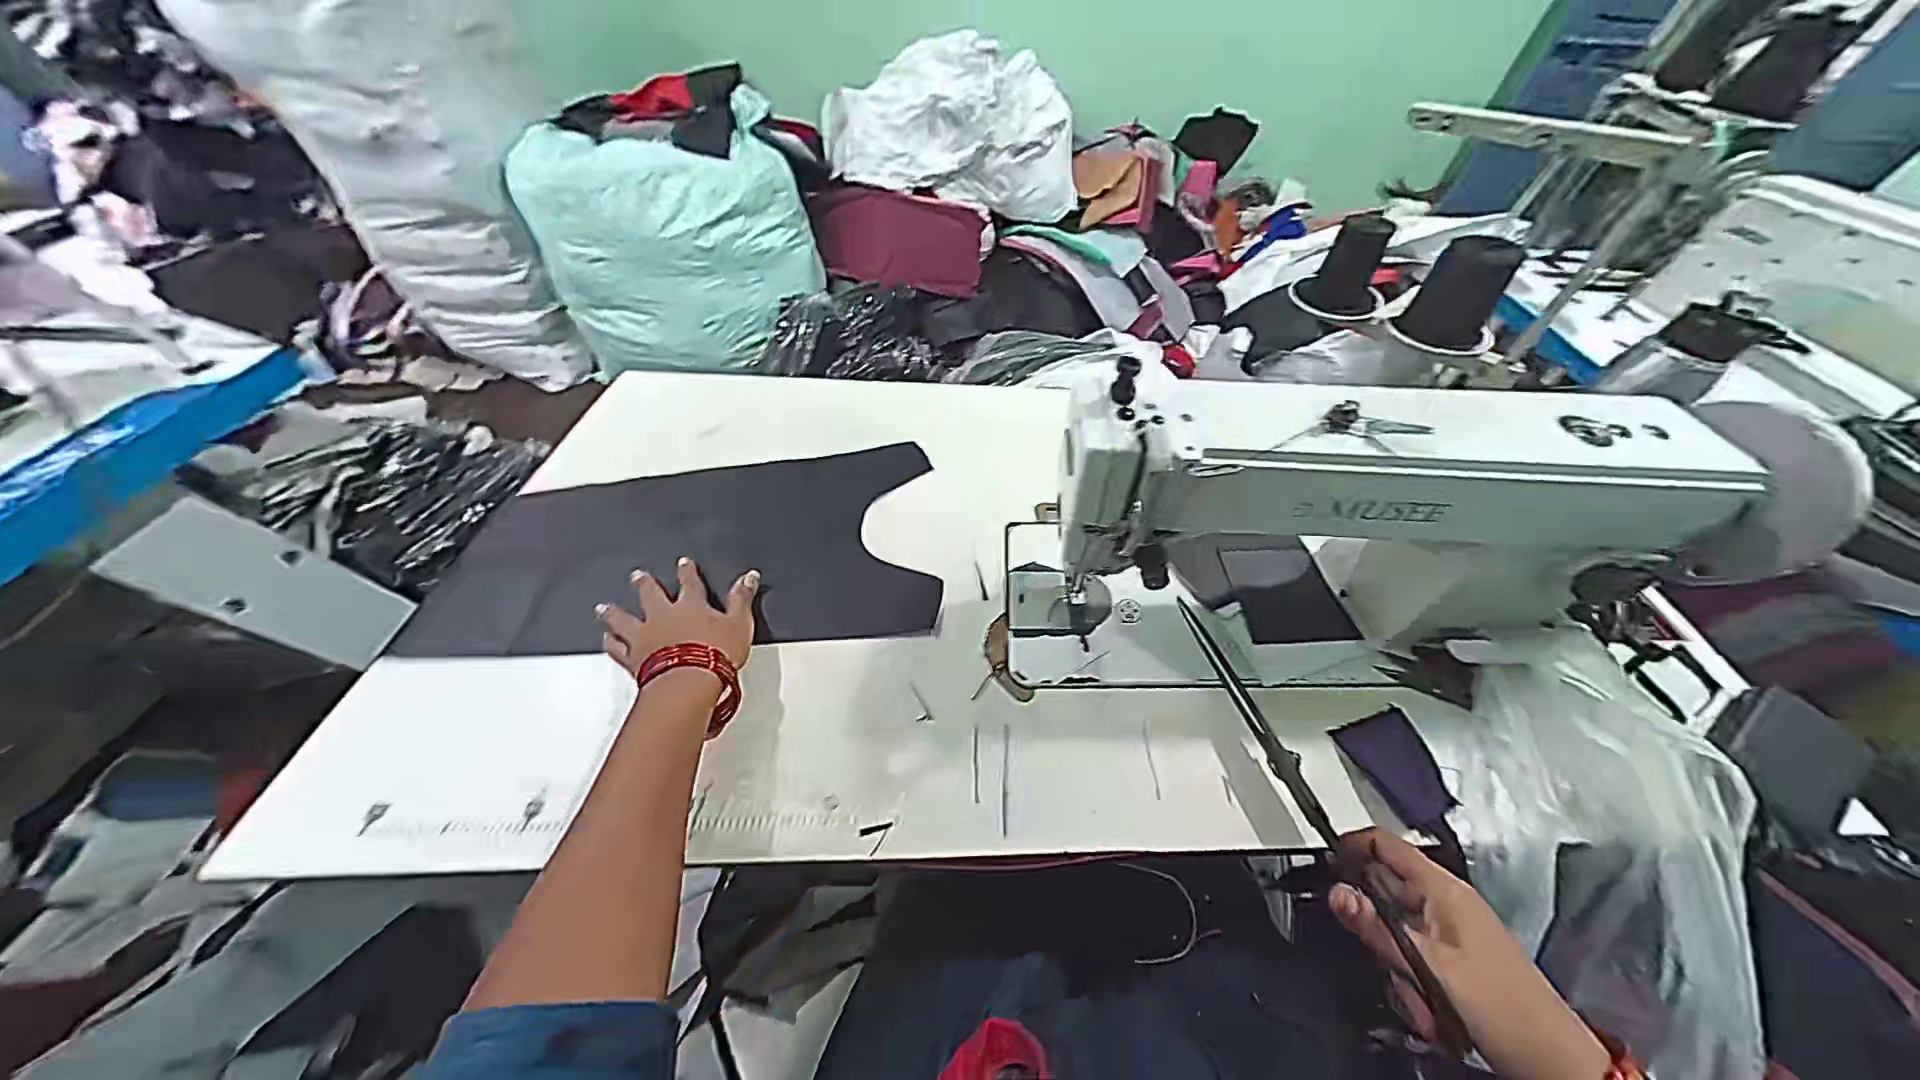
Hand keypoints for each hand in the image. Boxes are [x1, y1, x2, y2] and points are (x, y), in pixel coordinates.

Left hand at [598, 558, 758, 677]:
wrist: (689, 681)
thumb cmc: (715, 654)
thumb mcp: (740, 623)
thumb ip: (742, 598)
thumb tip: (749, 577)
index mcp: (691, 606)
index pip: (690, 582)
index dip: (687, 571)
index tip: (683, 563)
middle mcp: (664, 617)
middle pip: (650, 594)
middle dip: (645, 583)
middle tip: (638, 575)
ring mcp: (645, 636)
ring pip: (624, 619)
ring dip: (614, 612)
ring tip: (604, 607)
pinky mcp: (634, 658)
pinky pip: (617, 648)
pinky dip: (610, 643)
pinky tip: (606, 640)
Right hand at [1330, 829, 1611, 1079]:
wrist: (1558, 1065)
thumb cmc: (1502, 1008)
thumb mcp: (1427, 966)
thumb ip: (1375, 928)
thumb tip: (1336, 892)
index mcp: (1442, 889)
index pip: (1384, 843)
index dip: (1351, 845)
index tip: (1325, 865)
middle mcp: (1445, 903)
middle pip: (1383, 891)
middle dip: (1374, 929)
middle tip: (1380, 959)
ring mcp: (1451, 931)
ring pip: (1394, 930)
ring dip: (1394, 965)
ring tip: (1416, 999)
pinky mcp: (1455, 959)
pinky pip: (1411, 955)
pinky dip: (1411, 981)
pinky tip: (1426, 1010)